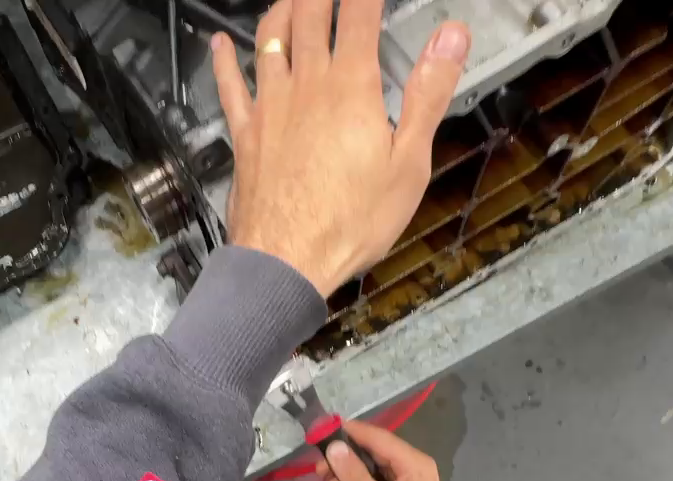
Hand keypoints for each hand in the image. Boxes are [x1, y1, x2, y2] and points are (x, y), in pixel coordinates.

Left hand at [210, 0, 469, 295]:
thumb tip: (452, 38)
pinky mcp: (245, 136)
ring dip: (283, 7)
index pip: (360, 10)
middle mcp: (306, 86)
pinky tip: (221, 45)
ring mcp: (270, 108)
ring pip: (271, 37)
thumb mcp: (407, 166)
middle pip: (310, 10)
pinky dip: (224, 61)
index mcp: (351, 87)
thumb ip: (428, 96)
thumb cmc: (347, 225)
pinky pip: (230, 87)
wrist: (286, 263)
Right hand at [316, 420, 450, 480]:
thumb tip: (334, 448)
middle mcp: (414, 467)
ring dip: (349, 472)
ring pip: (374, 468)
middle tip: (319, 466)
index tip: (325, 429)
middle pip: (375, 452)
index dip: (351, 432)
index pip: (378, 437)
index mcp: (413, 463)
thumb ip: (353, 473)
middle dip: (346, 457)